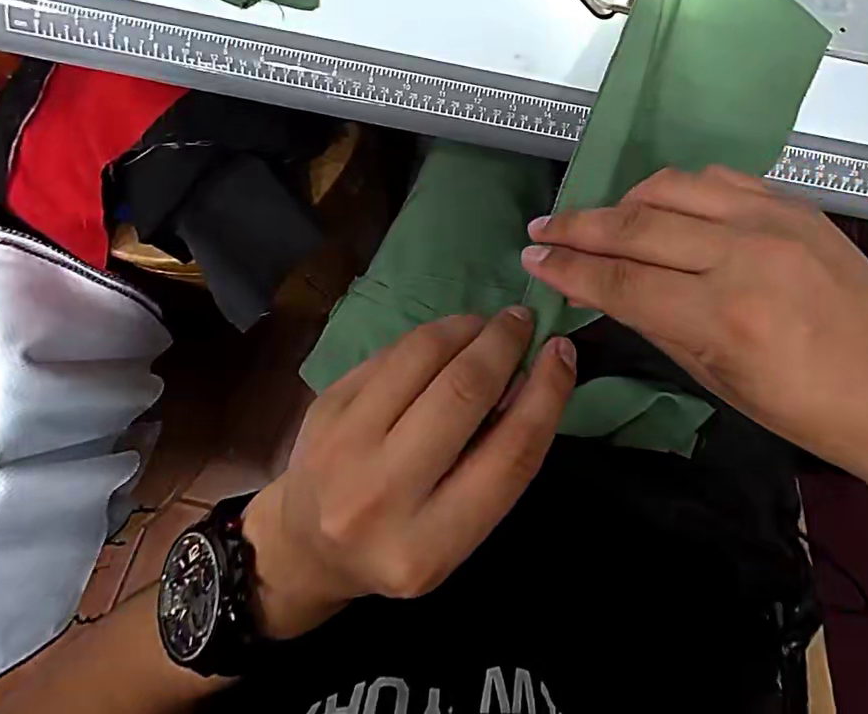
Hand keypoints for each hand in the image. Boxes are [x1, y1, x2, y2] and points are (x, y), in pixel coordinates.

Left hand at [240, 309, 576, 640]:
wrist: (304, 545)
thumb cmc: (398, 540)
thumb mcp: (457, 530)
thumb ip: (496, 460)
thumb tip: (527, 376)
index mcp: (430, 546)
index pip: (509, 455)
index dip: (547, 394)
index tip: (563, 352)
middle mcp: (381, 496)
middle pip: (462, 392)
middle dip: (503, 344)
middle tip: (523, 321)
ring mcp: (344, 445)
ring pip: (422, 355)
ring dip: (467, 327)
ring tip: (488, 323)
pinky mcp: (325, 405)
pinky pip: (392, 352)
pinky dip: (432, 335)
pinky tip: (449, 336)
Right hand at [520, 166, 867, 491]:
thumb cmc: (808, 411)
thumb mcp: (719, 382)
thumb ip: (654, 324)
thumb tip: (603, 289)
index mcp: (726, 319)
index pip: (620, 281)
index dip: (568, 269)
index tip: (533, 258)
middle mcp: (746, 256)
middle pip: (636, 226)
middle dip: (578, 227)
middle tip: (543, 229)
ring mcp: (774, 221)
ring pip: (670, 188)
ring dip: (623, 201)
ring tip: (601, 220)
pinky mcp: (794, 205)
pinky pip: (716, 179)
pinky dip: (676, 190)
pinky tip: (663, 208)